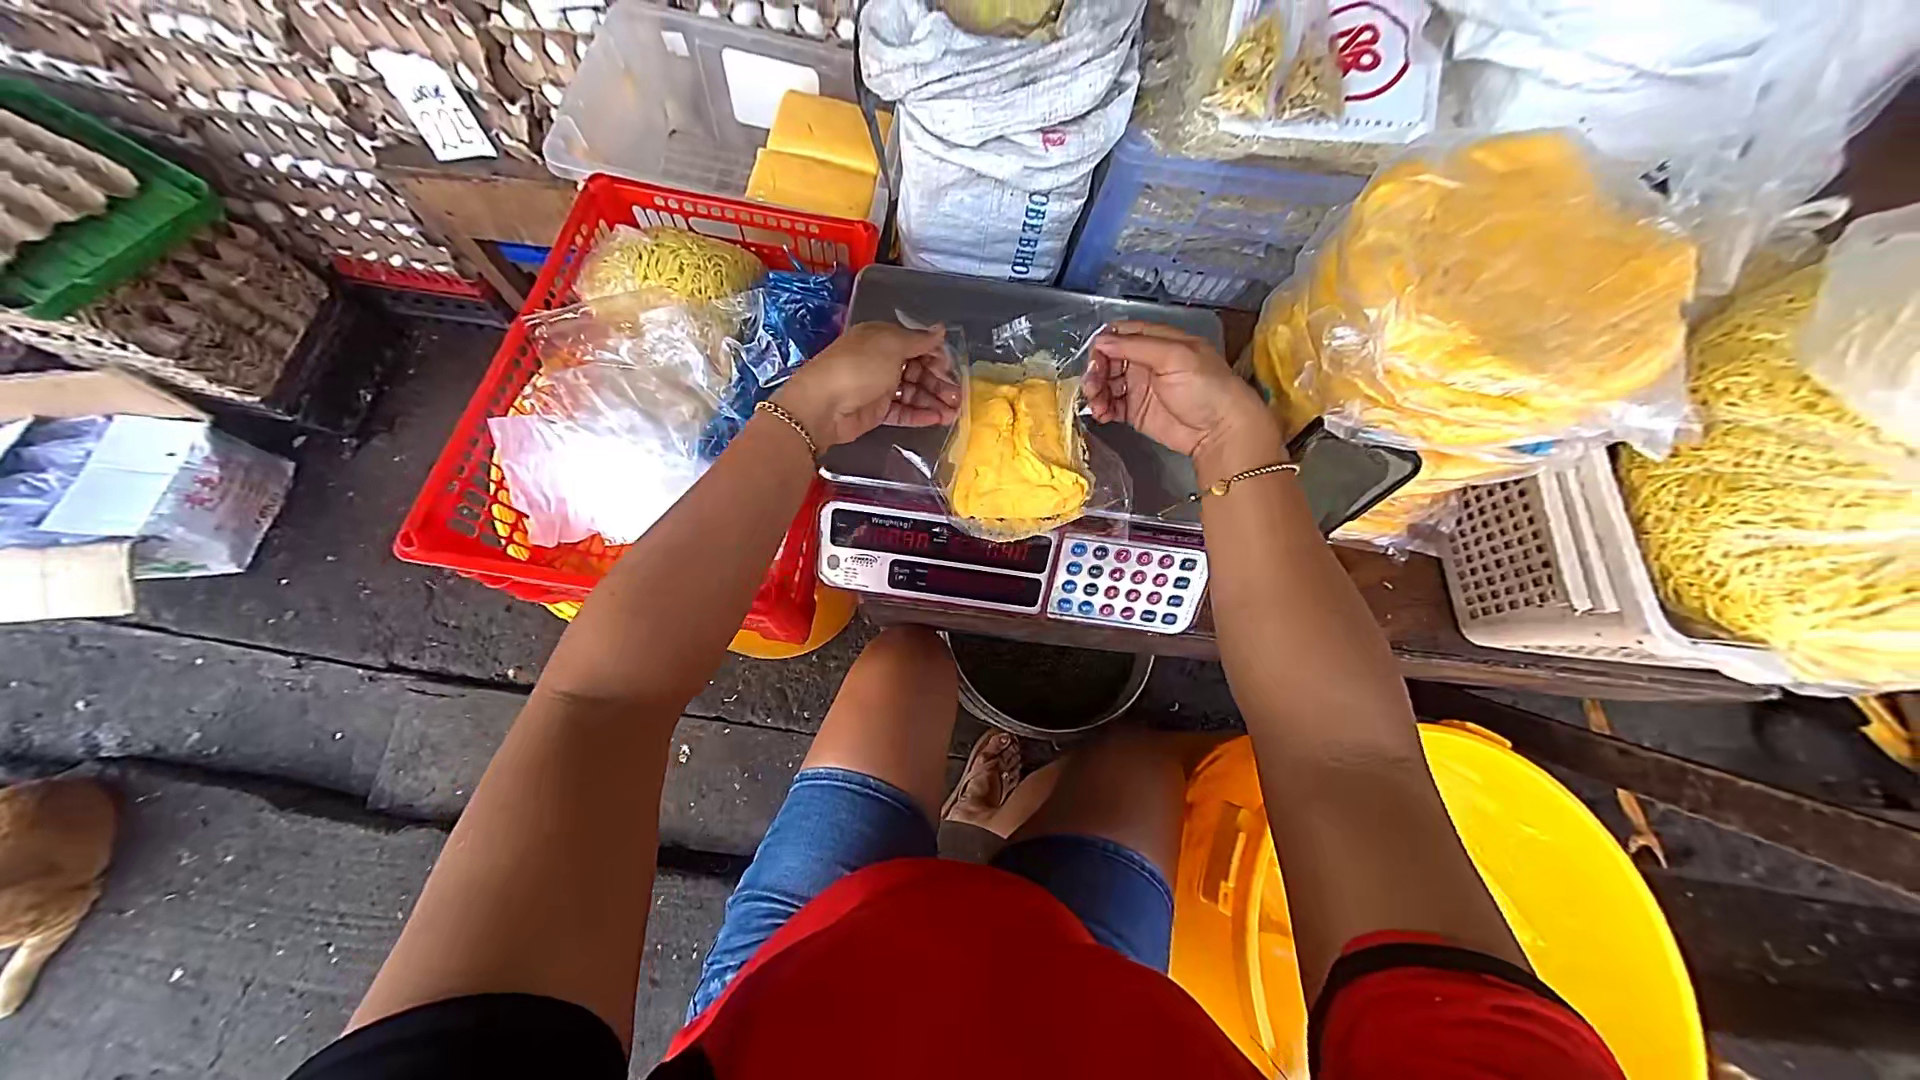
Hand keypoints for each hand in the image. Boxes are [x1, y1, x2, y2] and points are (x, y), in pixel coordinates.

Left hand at [772, 322, 960, 448]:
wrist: (823, 405)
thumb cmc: (858, 367)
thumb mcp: (891, 345)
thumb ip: (919, 339)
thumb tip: (940, 330)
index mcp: (883, 338)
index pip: (917, 345)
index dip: (936, 357)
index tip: (952, 370)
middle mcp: (882, 360)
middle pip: (918, 370)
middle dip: (939, 382)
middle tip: (958, 397)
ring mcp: (879, 387)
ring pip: (914, 393)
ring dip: (935, 401)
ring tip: (954, 413)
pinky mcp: (877, 411)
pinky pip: (904, 411)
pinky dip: (921, 414)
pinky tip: (938, 419)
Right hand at [1084, 321, 1282, 473]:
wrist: (1220, 430)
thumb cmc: (1206, 387)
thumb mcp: (1175, 357)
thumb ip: (1137, 346)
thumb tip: (1102, 341)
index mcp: (1158, 342)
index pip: (1122, 335)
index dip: (1105, 344)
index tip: (1097, 360)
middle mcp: (1146, 362)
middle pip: (1109, 360)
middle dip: (1096, 371)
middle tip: (1093, 386)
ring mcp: (1140, 388)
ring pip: (1106, 383)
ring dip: (1096, 392)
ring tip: (1097, 406)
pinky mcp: (1135, 412)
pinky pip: (1110, 406)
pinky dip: (1102, 409)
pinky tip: (1102, 414)